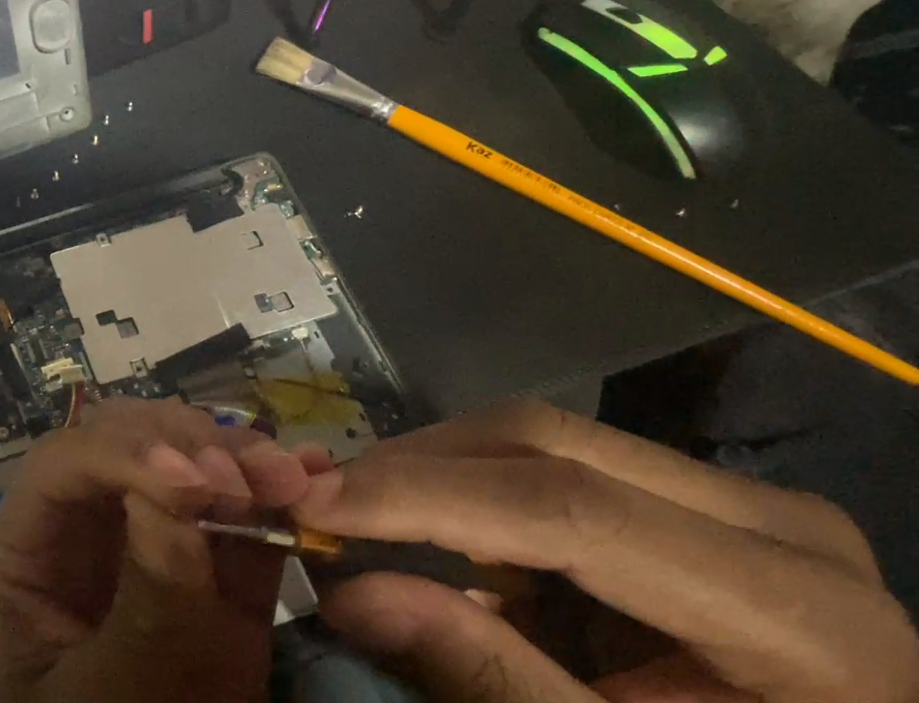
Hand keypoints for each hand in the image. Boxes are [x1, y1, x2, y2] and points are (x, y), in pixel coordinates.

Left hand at [0, 398, 331, 702]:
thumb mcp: (101, 691)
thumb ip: (142, 606)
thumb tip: (176, 499)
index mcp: (33, 543)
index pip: (63, 463)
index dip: (122, 453)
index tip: (191, 480)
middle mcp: (90, 523)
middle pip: (126, 441)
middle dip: (187, 443)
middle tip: (245, 481)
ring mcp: (156, 542)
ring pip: (188, 460)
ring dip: (238, 455)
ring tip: (289, 476)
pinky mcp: (219, 575)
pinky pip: (244, 518)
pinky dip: (279, 494)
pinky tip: (313, 472)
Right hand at [291, 400, 918, 701]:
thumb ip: (490, 677)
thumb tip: (348, 593)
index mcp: (797, 610)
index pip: (569, 507)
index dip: (425, 497)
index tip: (314, 506)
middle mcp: (774, 521)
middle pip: (546, 442)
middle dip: (414, 467)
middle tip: (321, 502)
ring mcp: (740, 501)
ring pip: (541, 433)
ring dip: (434, 469)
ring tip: (363, 514)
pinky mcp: (699, 502)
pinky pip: (555, 461)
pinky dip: (473, 487)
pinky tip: (432, 528)